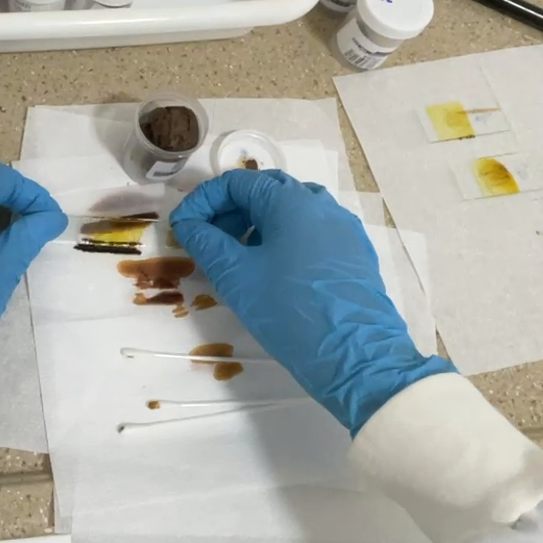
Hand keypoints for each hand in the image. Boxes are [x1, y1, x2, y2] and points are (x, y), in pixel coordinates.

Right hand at [168, 169, 452, 432]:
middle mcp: (321, 205)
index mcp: (291, 201)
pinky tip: (273, 270)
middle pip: (265, 190)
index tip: (184, 227)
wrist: (358, 360)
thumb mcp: (237, 277)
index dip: (203, 200)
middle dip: (229, 210)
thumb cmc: (290, 311)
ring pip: (290, 210)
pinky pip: (311, 231)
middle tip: (208, 239)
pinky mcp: (354, 254)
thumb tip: (186, 222)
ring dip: (256, 224)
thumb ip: (205, 242)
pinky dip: (283, 238)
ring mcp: (343, 228)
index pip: (237, 182)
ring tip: (238, 256)